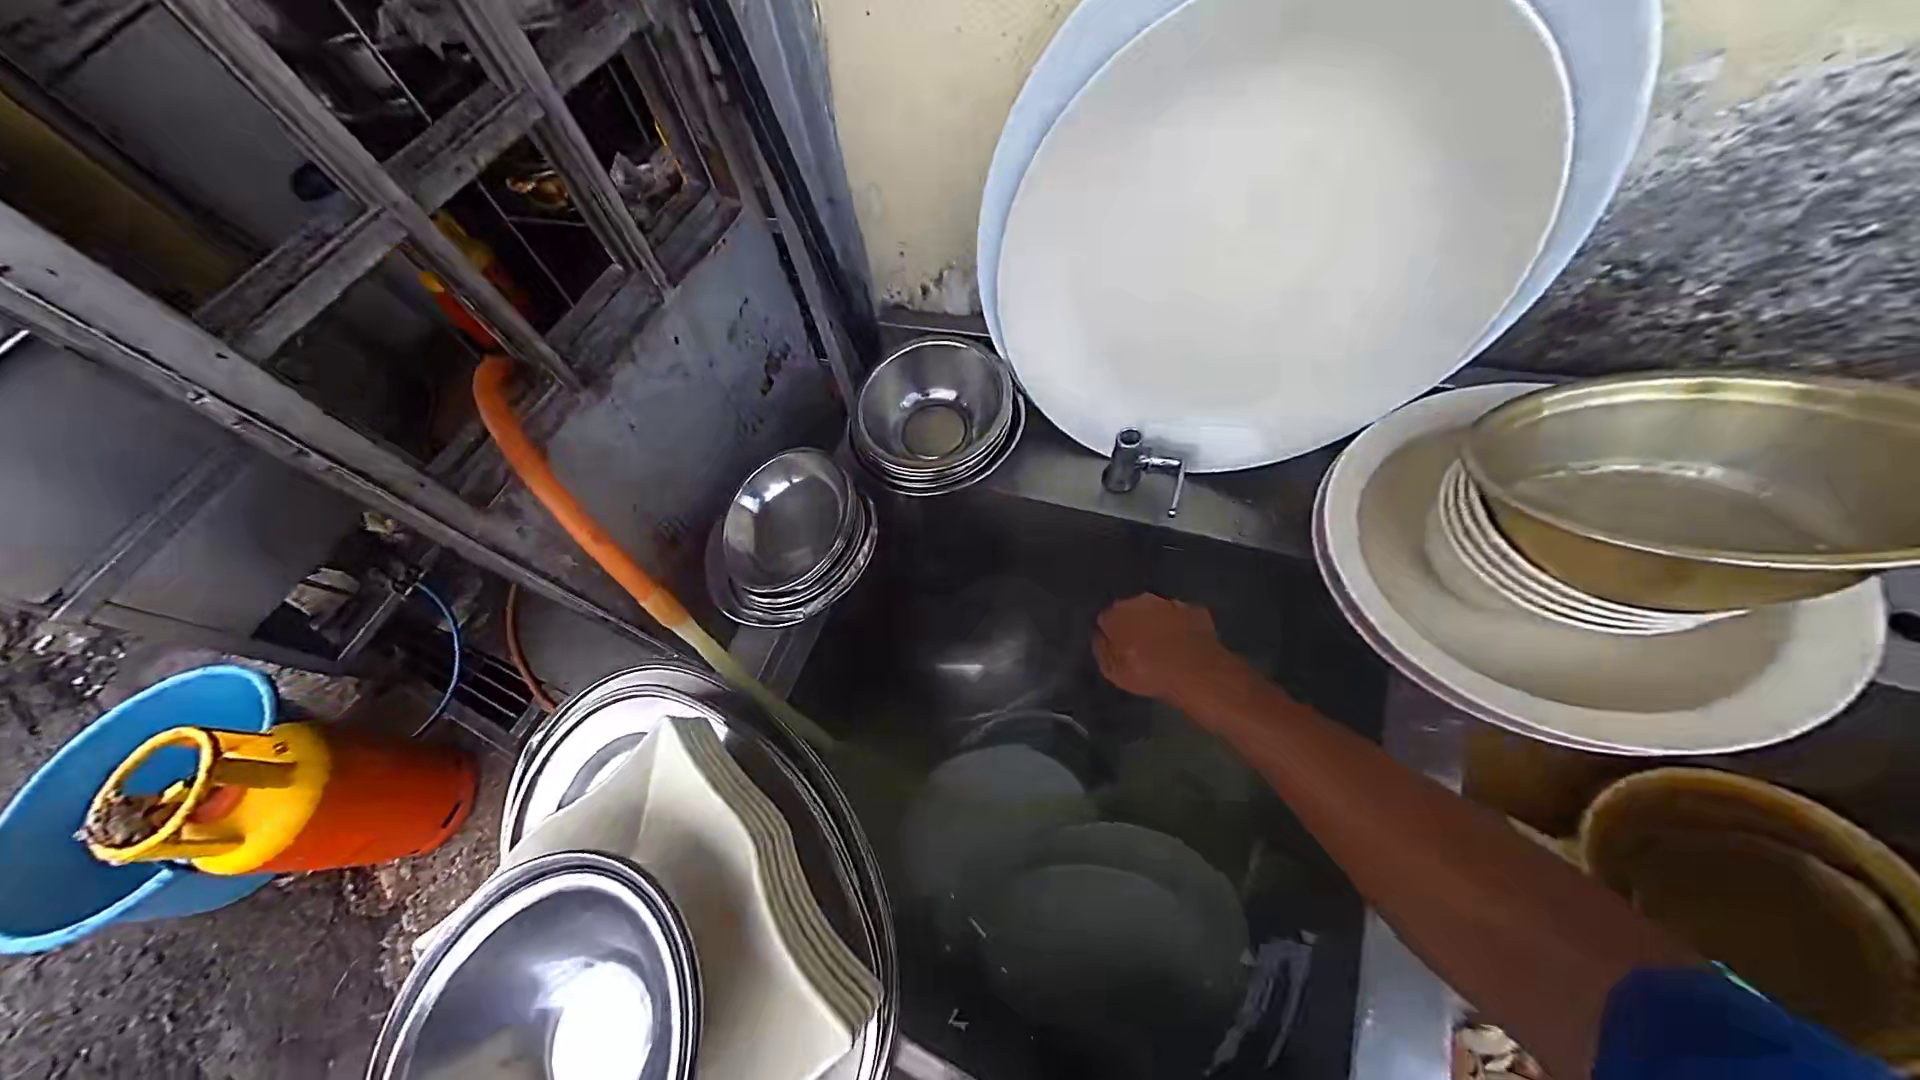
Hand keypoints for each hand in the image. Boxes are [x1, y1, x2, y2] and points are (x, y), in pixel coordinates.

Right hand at [1094, 594, 1239, 702]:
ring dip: (1155, 622)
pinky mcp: (1193, 610)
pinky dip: (1178, 626)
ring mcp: (1168, 603)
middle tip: (1139, 647)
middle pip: (1130, 610)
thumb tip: (1100, 638)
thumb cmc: (1151, 674)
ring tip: (1162, 646)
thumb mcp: (1115, 673)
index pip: (1106, 618)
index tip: (1117, 648)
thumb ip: (1103, 652)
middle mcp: (1140, 601)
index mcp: (1117, 615)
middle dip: (1132, 623)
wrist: (1200, 672)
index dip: (1110, 633)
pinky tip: (1182, 643)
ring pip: (1155, 610)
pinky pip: (1178, 616)